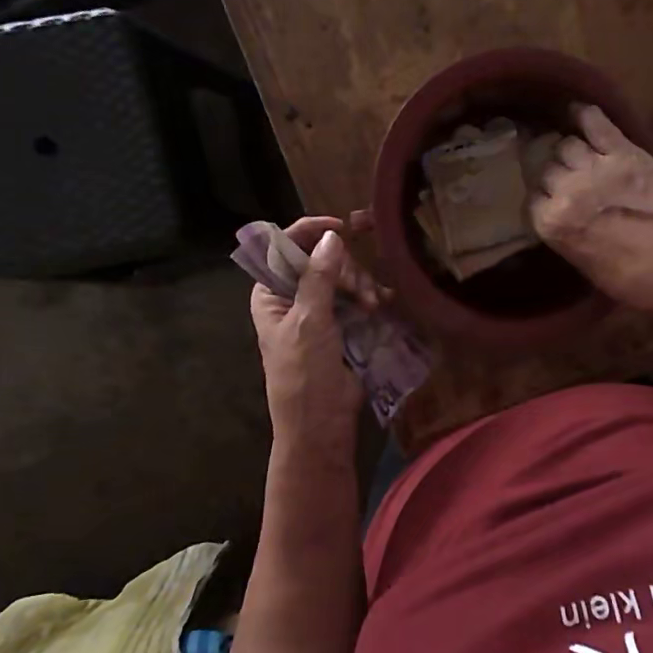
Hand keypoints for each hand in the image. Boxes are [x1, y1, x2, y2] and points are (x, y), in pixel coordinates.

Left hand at [250, 217, 376, 454]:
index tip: (341, 229)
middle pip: (321, 261)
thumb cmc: (303, 373)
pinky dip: (369, 298)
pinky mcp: (341, 326)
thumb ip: (319, 277)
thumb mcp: (309, 321)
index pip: (285, 248)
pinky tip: (383, 303)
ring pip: (342, 278)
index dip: (310, 233)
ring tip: (374, 306)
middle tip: (361, 291)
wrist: (320, 424)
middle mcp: (291, 297)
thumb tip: (332, 237)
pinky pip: (356, 298)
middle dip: (346, 270)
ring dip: (361, 286)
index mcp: (270, 293)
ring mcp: (318, 311)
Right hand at [530, 104, 652, 319]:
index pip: (532, 197)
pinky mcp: (625, 155)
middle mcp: (567, 192)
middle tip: (566, 180)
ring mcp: (597, 170)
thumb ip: (561, 228)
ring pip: (566, 146)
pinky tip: (576, 112)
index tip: (551, 200)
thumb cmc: (627, 276)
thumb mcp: (578, 258)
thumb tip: (553, 208)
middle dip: (553, 174)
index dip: (543, 197)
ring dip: (569, 151)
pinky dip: (585, 115)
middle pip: (546, 169)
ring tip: (577, 155)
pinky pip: (596, 125)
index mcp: (551, 223)